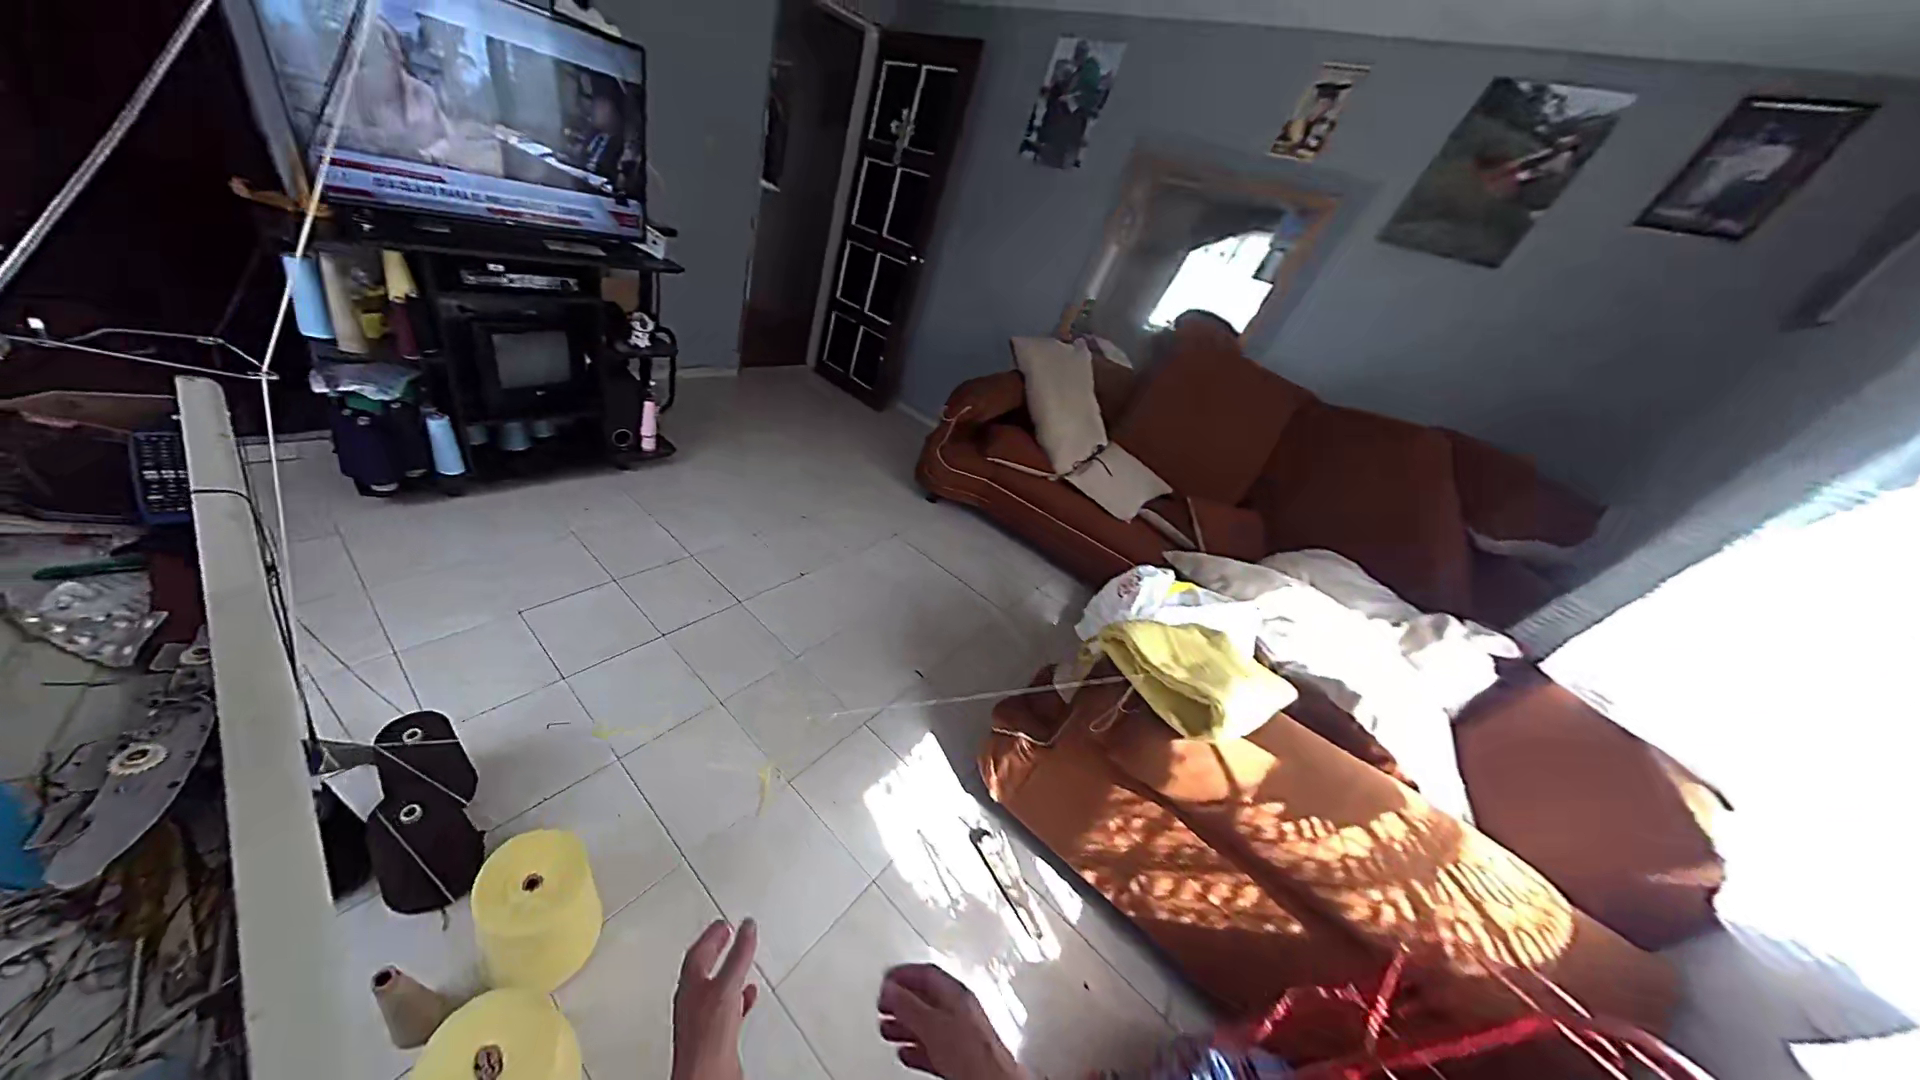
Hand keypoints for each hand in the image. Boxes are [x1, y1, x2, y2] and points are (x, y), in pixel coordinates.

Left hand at [672, 919, 758, 1079]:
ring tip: (740, 958)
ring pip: (716, 986)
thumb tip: (747, 925)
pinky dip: (740, 995)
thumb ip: (739, 955)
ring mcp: (704, 1018)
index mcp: (691, 984)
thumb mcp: (727, 986)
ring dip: (729, 969)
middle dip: (716, 948)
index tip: (722, 922)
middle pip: (703, 966)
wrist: (709, 1076)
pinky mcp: (717, 1035)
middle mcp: (694, 1000)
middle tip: (726, 933)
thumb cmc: (707, 1038)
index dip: (711, 934)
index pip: (698, 951)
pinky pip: (729, 1006)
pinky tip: (748, 995)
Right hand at [878, 964, 1027, 1079]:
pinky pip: (933, 1045)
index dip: (904, 974)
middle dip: (902, 1000)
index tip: (886, 979)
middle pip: (926, 996)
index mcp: (955, 993)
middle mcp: (959, 1008)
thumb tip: (890, 988)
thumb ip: (909, 1005)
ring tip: (887, 1028)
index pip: (927, 973)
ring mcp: (961, 1031)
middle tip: (883, 1003)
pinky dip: (916, 1046)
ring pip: (928, 1022)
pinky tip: (906, 1053)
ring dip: (906, 1024)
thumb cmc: (971, 1052)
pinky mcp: (960, 1055)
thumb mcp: (932, 1023)